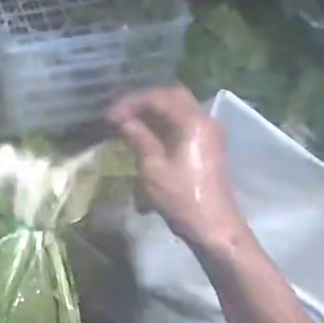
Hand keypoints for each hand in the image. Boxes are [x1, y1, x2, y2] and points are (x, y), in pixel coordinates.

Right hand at [108, 88, 248, 248]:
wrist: (213, 225)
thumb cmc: (181, 197)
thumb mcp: (152, 167)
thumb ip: (138, 137)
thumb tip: (122, 119)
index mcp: (192, 122)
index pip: (159, 97)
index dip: (131, 102)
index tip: (109, 114)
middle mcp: (204, 120)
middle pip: (172, 97)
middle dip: (143, 102)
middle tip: (119, 112)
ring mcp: (208, 132)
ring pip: (178, 109)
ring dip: (152, 112)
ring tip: (126, 122)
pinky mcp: (206, 145)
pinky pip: (182, 123)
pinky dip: (162, 123)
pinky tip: (144, 134)